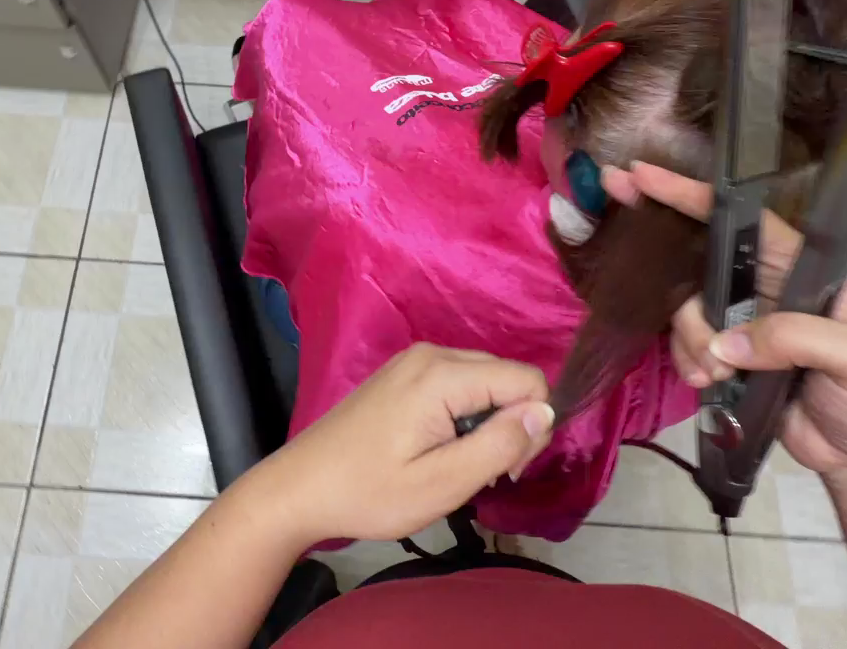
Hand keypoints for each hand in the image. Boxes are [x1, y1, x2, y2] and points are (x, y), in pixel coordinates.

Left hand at [243, 344, 553, 544]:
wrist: (301, 486)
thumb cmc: (370, 492)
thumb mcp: (442, 483)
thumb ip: (499, 445)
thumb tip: (545, 411)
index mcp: (442, 374)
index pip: (527, 379)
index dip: (532, 427)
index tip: (507, 470)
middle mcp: (432, 354)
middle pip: (506, 377)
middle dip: (511, 424)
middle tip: (481, 474)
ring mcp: (414, 361)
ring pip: (484, 381)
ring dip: (487, 422)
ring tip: (456, 465)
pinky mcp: (403, 374)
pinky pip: (458, 383)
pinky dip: (464, 415)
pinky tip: (440, 448)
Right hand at [601, 162, 846, 478]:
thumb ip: (797, 337)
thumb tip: (722, 345)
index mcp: (799, 272)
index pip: (743, 221)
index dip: (693, 196)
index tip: (645, 176)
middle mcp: (762, 289)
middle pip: (697, 255)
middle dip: (657, 238)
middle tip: (615, 194)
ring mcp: (736, 324)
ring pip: (683, 308)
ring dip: (687, 335)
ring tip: (715, 372)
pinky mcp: (720, 359)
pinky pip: (682, 346)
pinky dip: (686, 362)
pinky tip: (709, 383)